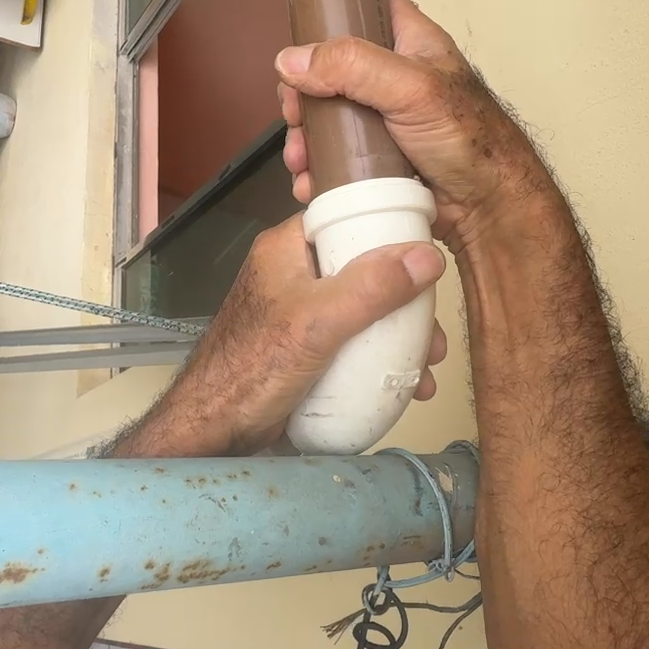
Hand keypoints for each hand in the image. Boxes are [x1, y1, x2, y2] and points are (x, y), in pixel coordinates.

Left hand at [117, 215, 447, 457]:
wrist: (214, 430)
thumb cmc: (255, 368)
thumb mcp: (319, 322)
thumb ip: (371, 289)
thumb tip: (430, 257)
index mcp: (287, 248)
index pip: (344, 218)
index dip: (389, 231)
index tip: (429, 255)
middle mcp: (294, 273)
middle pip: (363, 269)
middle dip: (405, 300)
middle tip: (434, 331)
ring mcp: (299, 313)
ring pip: (362, 309)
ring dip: (399, 335)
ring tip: (428, 366)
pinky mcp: (304, 348)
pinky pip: (351, 341)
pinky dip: (379, 358)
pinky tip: (408, 385)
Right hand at [276, 0, 554, 253]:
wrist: (486, 206)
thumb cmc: (469, 139)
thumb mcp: (410, 88)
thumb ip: (352, 67)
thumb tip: (290, 60)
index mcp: (409, 42)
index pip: (364, 10)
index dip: (329, 20)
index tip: (299, 42)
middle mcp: (392, 77)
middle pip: (330, 72)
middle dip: (304, 96)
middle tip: (295, 117)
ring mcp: (381, 120)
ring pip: (327, 119)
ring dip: (305, 139)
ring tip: (301, 161)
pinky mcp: (373, 159)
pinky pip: (334, 157)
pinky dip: (317, 169)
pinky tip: (309, 181)